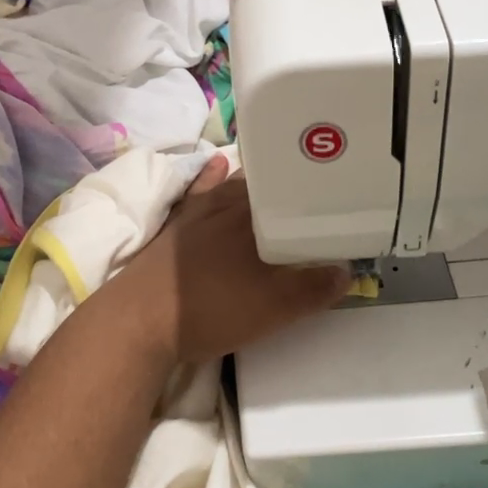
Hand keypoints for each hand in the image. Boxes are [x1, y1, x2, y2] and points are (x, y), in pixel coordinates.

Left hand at [107, 155, 350, 365]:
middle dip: (287, 186)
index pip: (290, 190)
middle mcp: (225, 205)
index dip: (313, 190)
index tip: (335, 192)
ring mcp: (195, 214)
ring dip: (253, 180)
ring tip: (276, 175)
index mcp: (253, 217)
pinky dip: (210, 176)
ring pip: (231, 185)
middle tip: (312, 189)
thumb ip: (313, 288)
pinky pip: (197, 192)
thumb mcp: (274, 307)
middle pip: (263, 187)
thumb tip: (347, 270)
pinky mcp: (172, 229)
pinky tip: (218, 165)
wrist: (140, 322)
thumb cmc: (212, 309)